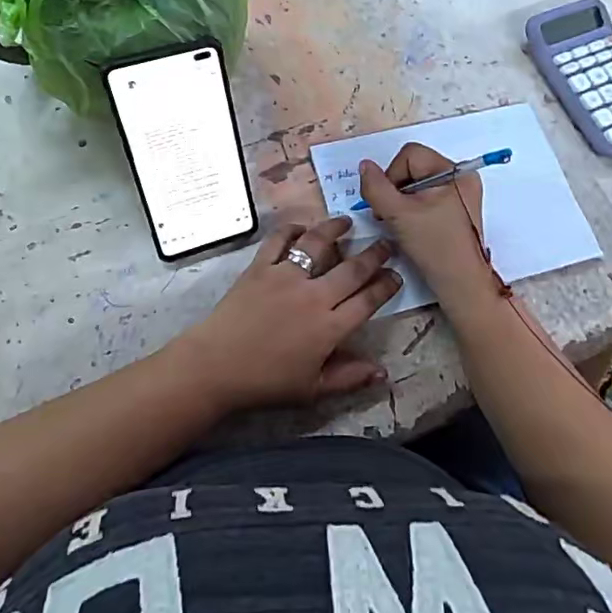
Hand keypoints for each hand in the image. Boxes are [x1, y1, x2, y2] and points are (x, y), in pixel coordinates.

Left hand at [169, 218, 401, 411]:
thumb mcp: (312, 390)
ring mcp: (286, 277)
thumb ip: (348, 378)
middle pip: (352, 269)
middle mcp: (313, 296)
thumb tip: (382, 371)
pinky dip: (292, 230)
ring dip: (335, 230)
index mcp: (329, 328)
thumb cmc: (266, 382)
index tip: (395, 275)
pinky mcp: (260, 267)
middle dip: (373, 254)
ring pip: (317, 245)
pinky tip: (302, 227)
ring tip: (346, 222)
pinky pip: (279, 241)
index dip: (385, 286)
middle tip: (385, 244)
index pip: (367, 301)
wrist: (216, 366)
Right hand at [357, 144, 498, 308]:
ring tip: (399, 223)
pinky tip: (411, 227)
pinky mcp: (460, 210)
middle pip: (414, 166)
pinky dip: (415, 207)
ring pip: (419, 182)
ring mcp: (463, 194)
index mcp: (454, 171)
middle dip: (396, 188)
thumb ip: (375, 187)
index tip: (388, 204)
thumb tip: (365, 166)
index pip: (409, 155)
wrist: (462, 285)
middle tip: (389, 214)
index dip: (391, 175)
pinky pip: (429, 196)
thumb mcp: (397, 214)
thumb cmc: (434, 246)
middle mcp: (462, 177)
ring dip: (402, 199)